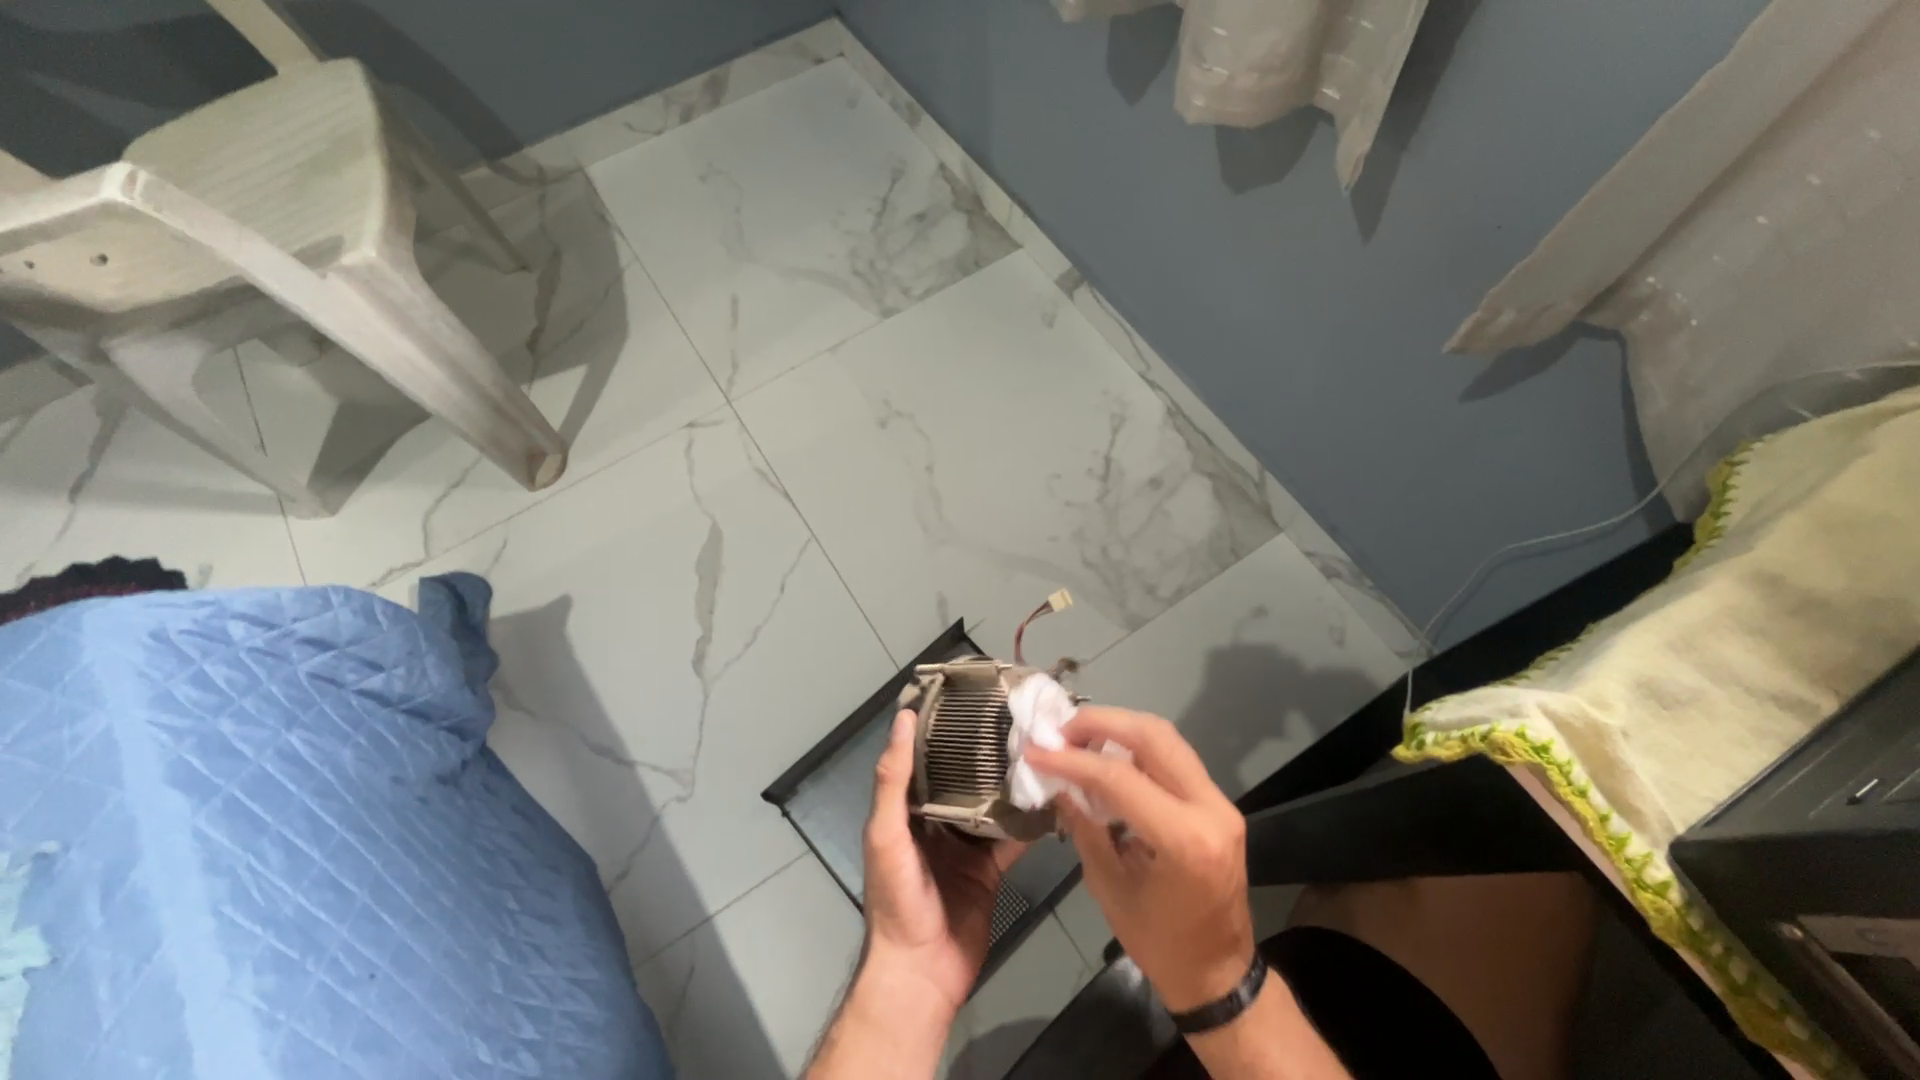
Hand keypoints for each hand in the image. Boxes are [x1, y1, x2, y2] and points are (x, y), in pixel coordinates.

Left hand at [861, 709, 1025, 1013]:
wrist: (922, 972)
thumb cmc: (897, 898)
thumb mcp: (886, 834)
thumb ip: (893, 780)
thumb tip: (903, 719)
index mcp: (906, 810)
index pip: (925, 759)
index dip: (944, 730)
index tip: (970, 698)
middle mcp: (936, 823)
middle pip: (964, 779)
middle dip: (986, 754)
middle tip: (1019, 720)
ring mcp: (965, 847)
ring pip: (992, 806)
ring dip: (1011, 784)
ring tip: (1040, 750)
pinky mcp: (991, 870)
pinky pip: (1012, 839)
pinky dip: (1030, 823)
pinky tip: (1051, 800)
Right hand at [1027, 706, 1254, 1012]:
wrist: (1217, 972)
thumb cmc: (1158, 942)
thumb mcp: (1109, 886)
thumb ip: (1084, 826)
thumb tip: (1057, 781)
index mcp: (1185, 839)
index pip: (1120, 778)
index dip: (1072, 759)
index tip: (1035, 750)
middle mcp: (1211, 809)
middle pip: (1154, 736)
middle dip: (1101, 722)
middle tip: (1059, 730)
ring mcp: (1220, 803)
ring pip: (1167, 739)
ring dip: (1119, 729)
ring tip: (1077, 738)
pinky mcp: (1218, 804)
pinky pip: (1174, 759)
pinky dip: (1136, 749)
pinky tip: (1106, 756)